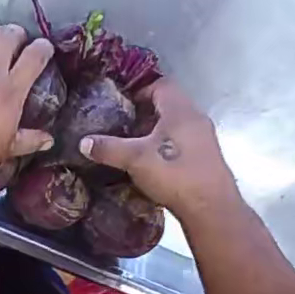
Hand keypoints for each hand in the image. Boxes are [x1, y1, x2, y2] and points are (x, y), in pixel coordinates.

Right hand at [80, 78, 245, 222]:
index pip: (161, 85)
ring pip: (176, 126)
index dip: (140, 91)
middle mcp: (196, 119)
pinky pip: (182, 144)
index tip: (121, 104)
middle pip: (169, 106)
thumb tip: (83, 142)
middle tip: (122, 126)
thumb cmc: (174, 174)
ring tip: (132, 146)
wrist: (211, 208)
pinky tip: (151, 165)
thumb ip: (108, 148)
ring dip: (155, 132)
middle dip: (145, 113)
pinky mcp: (206, 159)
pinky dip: (165, 148)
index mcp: (180, 110)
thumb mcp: (134, 159)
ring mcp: (204, 140)